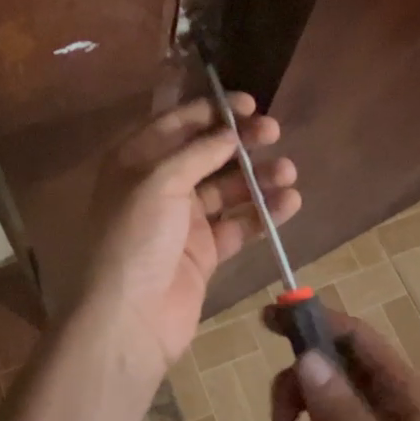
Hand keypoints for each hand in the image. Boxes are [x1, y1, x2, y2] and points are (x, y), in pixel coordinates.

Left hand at [77, 93, 299, 377]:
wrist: (130, 318)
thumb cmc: (135, 238)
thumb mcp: (158, 183)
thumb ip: (197, 154)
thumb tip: (229, 133)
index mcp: (134, 161)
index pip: (175, 124)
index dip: (211, 111)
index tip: (247, 103)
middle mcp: (158, 185)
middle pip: (205, 154)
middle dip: (239, 141)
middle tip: (273, 130)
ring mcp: (182, 220)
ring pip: (226, 188)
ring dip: (257, 177)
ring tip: (289, 169)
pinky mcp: (205, 252)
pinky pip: (238, 224)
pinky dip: (263, 213)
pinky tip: (289, 202)